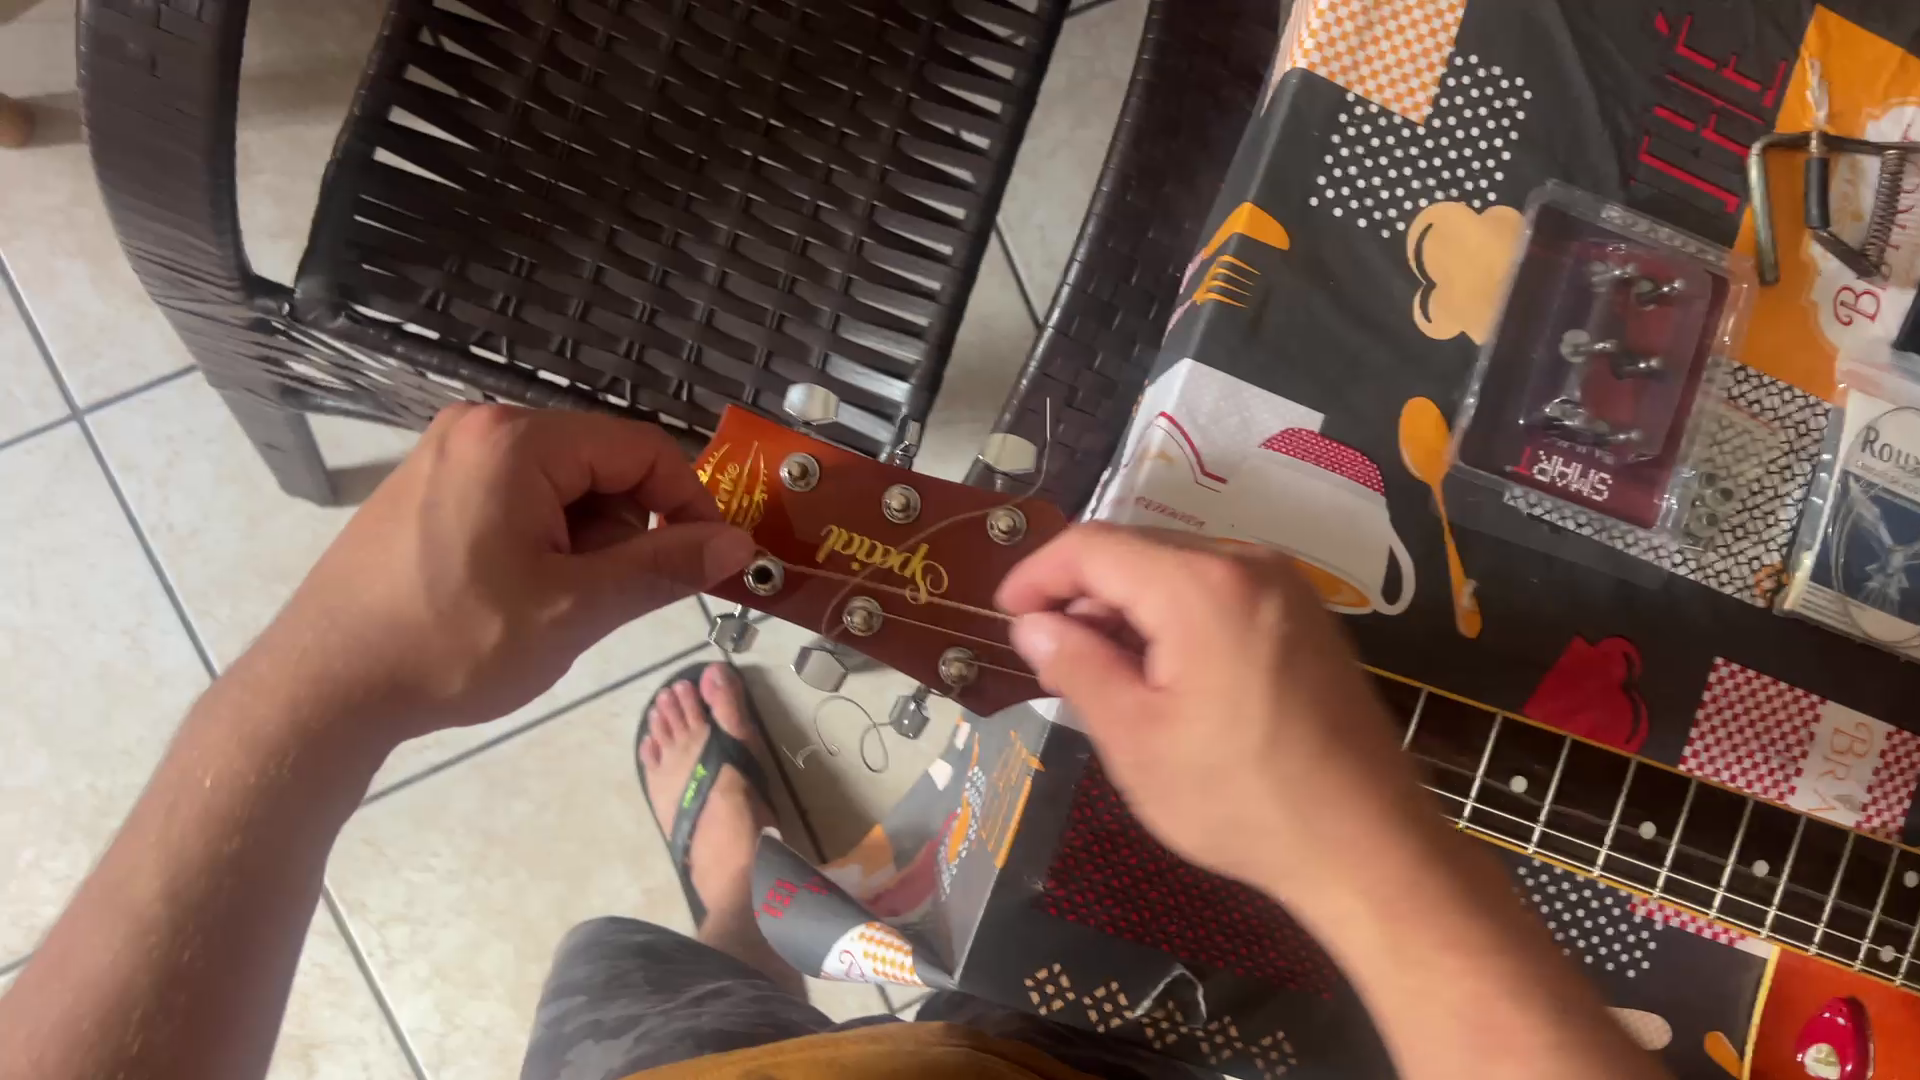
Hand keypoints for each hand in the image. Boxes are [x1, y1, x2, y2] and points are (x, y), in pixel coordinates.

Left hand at [244, 405, 753, 742]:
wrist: (319, 694)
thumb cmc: (453, 644)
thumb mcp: (577, 608)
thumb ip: (666, 567)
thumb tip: (741, 544)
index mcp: (516, 441)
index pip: (644, 449)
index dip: (691, 502)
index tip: (709, 559)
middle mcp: (482, 429)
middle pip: (606, 466)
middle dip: (629, 529)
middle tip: (610, 594)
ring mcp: (451, 457)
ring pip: (571, 487)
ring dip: (591, 541)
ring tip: (560, 601)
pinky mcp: (435, 490)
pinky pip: (528, 499)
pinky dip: (552, 541)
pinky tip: (526, 590)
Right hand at [997, 525, 1429, 892]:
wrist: (1371, 849)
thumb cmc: (1239, 799)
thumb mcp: (1133, 738)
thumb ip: (1074, 665)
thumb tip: (1032, 625)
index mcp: (1201, 584)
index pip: (1092, 545)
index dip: (1037, 572)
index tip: (1004, 613)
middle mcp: (1247, 562)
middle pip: (1134, 550)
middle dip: (1079, 592)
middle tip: (1048, 651)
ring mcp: (1282, 585)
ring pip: (1173, 568)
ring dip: (1123, 605)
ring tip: (1097, 666)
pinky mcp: (1300, 613)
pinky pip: (1213, 589)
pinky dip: (1168, 614)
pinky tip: (1156, 668)